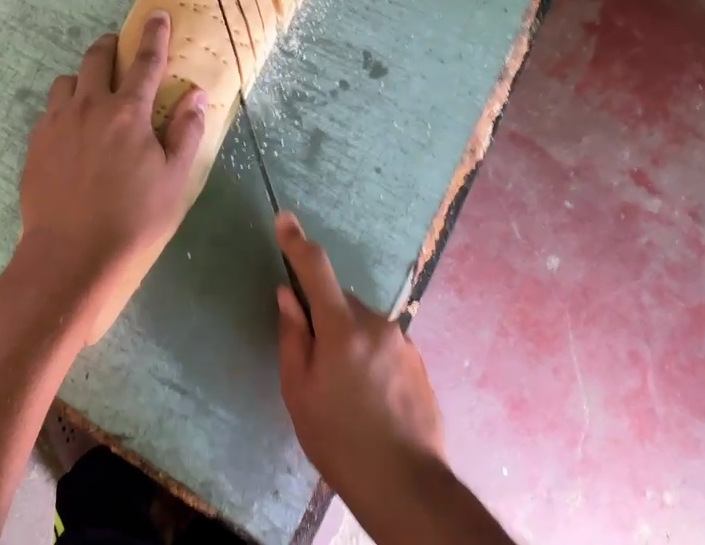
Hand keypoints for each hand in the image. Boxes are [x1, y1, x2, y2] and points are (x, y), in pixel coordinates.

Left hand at [17, 11, 207, 296]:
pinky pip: (49, 111)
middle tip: (119, 51)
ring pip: (66, 81)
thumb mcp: (175, 180)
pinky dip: (64, 109)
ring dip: (82, 79)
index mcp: (128, 112)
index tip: (156, 15)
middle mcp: (88, 106)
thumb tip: (195, 94)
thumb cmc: (134, 221)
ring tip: (93, 96)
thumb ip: (185, 132)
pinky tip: (72, 133)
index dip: (153, 35)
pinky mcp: (35, 144)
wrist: (72, 256)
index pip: (145, 61)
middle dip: (110, 46)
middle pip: (96, 58)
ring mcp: (56, 123)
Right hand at [276, 212, 449, 521]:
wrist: (407, 486)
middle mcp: (377, 325)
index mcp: (342, 328)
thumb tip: (286, 296)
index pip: (316, 269)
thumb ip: (293, 336)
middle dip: (324, 317)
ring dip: (348, 341)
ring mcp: (403, 344)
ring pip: (362, 326)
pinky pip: (383, 346)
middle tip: (313, 361)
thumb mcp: (299, 391)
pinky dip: (369, 359)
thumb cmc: (338, 440)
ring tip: (343, 392)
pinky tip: (368, 399)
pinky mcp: (419, 365)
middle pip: (340, 303)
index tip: (285, 219)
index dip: (297, 242)